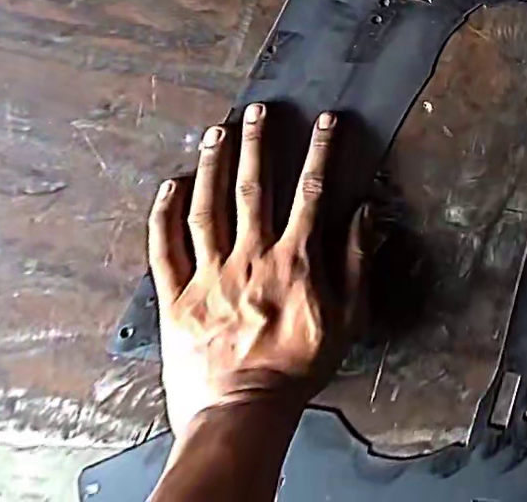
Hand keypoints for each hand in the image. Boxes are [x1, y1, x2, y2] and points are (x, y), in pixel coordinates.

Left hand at [149, 103, 365, 435]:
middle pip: (253, 187)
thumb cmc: (295, 370)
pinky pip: (165, 249)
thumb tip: (362, 214)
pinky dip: (163, 215)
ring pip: (207, 207)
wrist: (241, 416)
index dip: (319, 151)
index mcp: (291, 261)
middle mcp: (248, 258)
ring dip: (212, 165)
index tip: (324, 121)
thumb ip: (355, 263)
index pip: (310, 192)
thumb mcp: (345, 321)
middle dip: (257, 143)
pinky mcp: (177, 297)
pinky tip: (168, 186)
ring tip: (216, 132)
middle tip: (258, 110)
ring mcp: (209, 275)